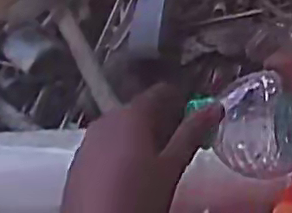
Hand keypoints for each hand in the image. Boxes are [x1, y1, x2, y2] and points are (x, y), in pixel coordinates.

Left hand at [62, 83, 220, 212]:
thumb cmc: (136, 201)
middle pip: (142, 110)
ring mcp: (88, 142)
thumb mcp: (171, 168)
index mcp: (132, 114)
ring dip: (140, 139)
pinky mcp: (76, 165)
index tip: (194, 121)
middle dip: (162, 123)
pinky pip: (105, 147)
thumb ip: (192, 132)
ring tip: (154, 167)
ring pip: (122, 129)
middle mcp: (107, 119)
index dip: (181, 102)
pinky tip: (127, 180)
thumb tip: (215, 106)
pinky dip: (119, 154)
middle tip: (178, 148)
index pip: (162, 91)